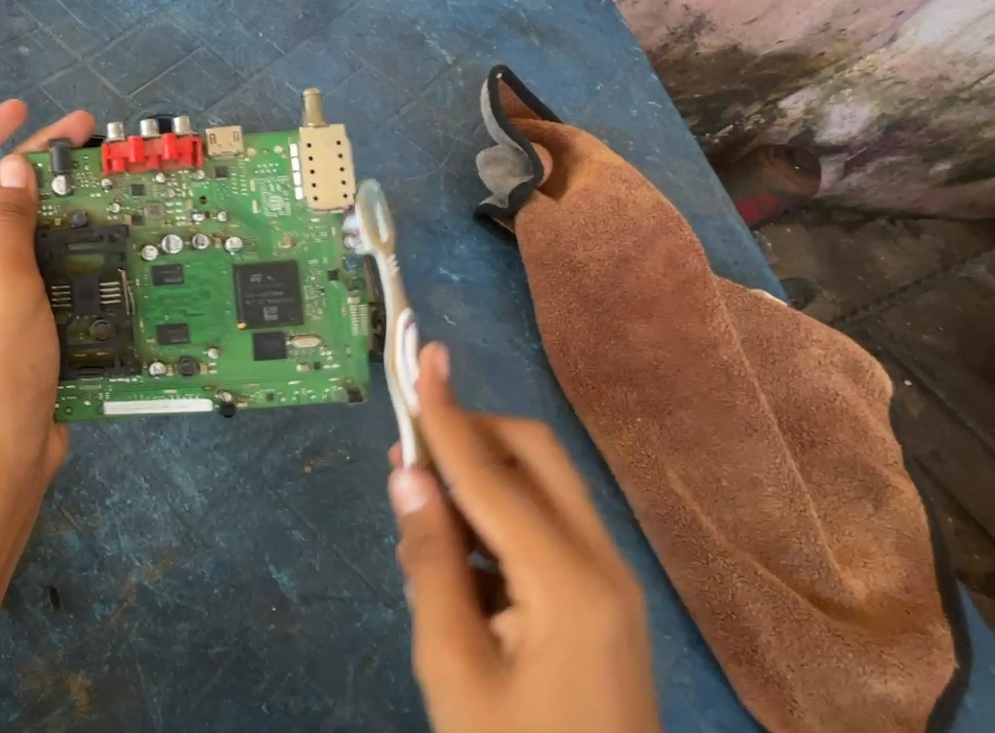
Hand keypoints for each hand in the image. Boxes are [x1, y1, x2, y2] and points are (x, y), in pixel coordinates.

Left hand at [0, 100, 94, 503]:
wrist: (4, 460)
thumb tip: (16, 164)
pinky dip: (63, 244)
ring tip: (100, 171)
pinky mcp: (13, 313)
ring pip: (20, 231)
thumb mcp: (6, 289)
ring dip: (55, 203)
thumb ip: (13, 224)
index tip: (21, 107)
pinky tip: (98, 225)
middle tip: (86, 131)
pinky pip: (35, 264)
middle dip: (34, 165)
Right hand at [391, 343, 660, 732]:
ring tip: (419, 516)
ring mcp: (609, 584)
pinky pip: (544, 527)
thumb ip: (429, 560)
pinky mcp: (601, 601)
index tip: (422, 356)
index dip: (444, 411)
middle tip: (409, 450)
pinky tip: (455, 560)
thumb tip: (409, 474)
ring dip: (477, 481)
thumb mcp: (451, 662)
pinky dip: (494, 519)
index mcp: (567, 582)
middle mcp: (601, 566)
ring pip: (540, 489)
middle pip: (534, 458)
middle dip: (469, 434)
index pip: (489, 472)